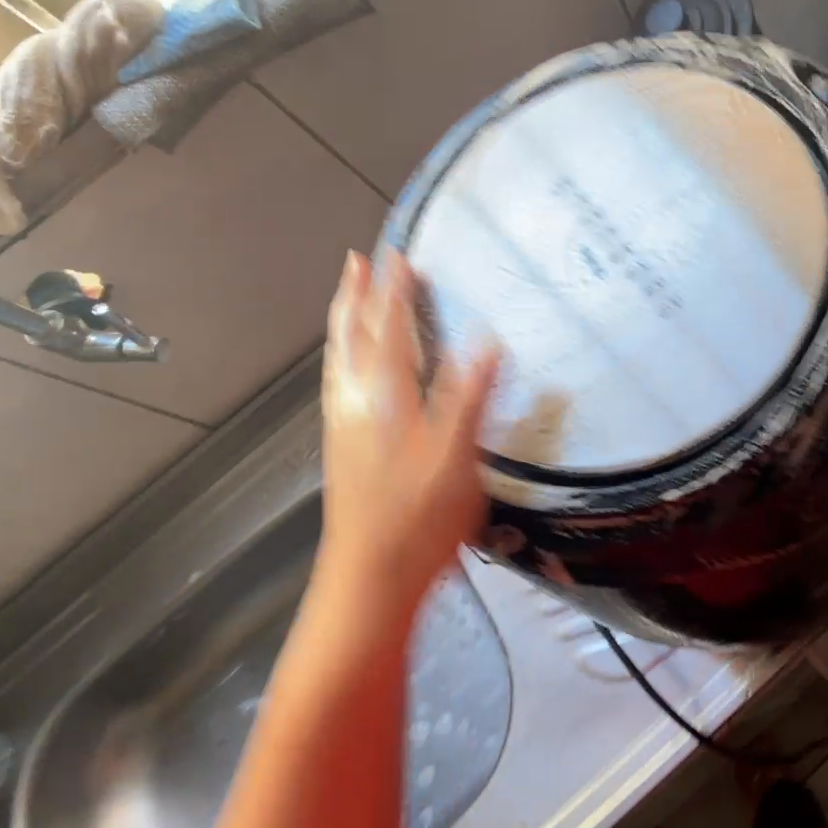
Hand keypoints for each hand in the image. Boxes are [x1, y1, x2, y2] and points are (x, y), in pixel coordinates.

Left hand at [315, 250, 499, 619]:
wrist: (371, 572)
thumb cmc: (418, 515)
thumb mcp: (455, 455)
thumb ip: (469, 395)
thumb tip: (487, 341)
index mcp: (385, 396)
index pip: (389, 330)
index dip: (394, 291)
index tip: (397, 255)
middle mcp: (356, 401)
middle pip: (352, 337)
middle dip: (358, 295)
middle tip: (359, 261)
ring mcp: (345, 424)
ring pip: (340, 359)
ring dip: (345, 321)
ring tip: (350, 298)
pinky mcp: (343, 445)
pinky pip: (339, 380)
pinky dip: (344, 355)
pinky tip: (350, 367)